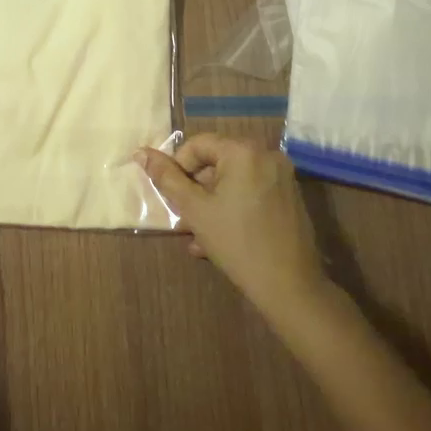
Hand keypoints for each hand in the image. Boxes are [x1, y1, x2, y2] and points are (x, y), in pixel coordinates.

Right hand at [136, 135, 329, 309]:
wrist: (290, 286)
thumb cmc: (237, 243)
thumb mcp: (194, 210)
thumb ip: (166, 178)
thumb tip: (140, 152)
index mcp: (243, 151)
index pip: (197, 144)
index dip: (178, 167)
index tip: (172, 197)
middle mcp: (267, 155)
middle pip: (217, 161)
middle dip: (196, 188)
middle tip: (184, 216)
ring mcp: (282, 176)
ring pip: (233, 180)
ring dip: (211, 201)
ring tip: (197, 233)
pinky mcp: (290, 196)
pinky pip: (251, 191)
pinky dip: (233, 206)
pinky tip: (220, 235)